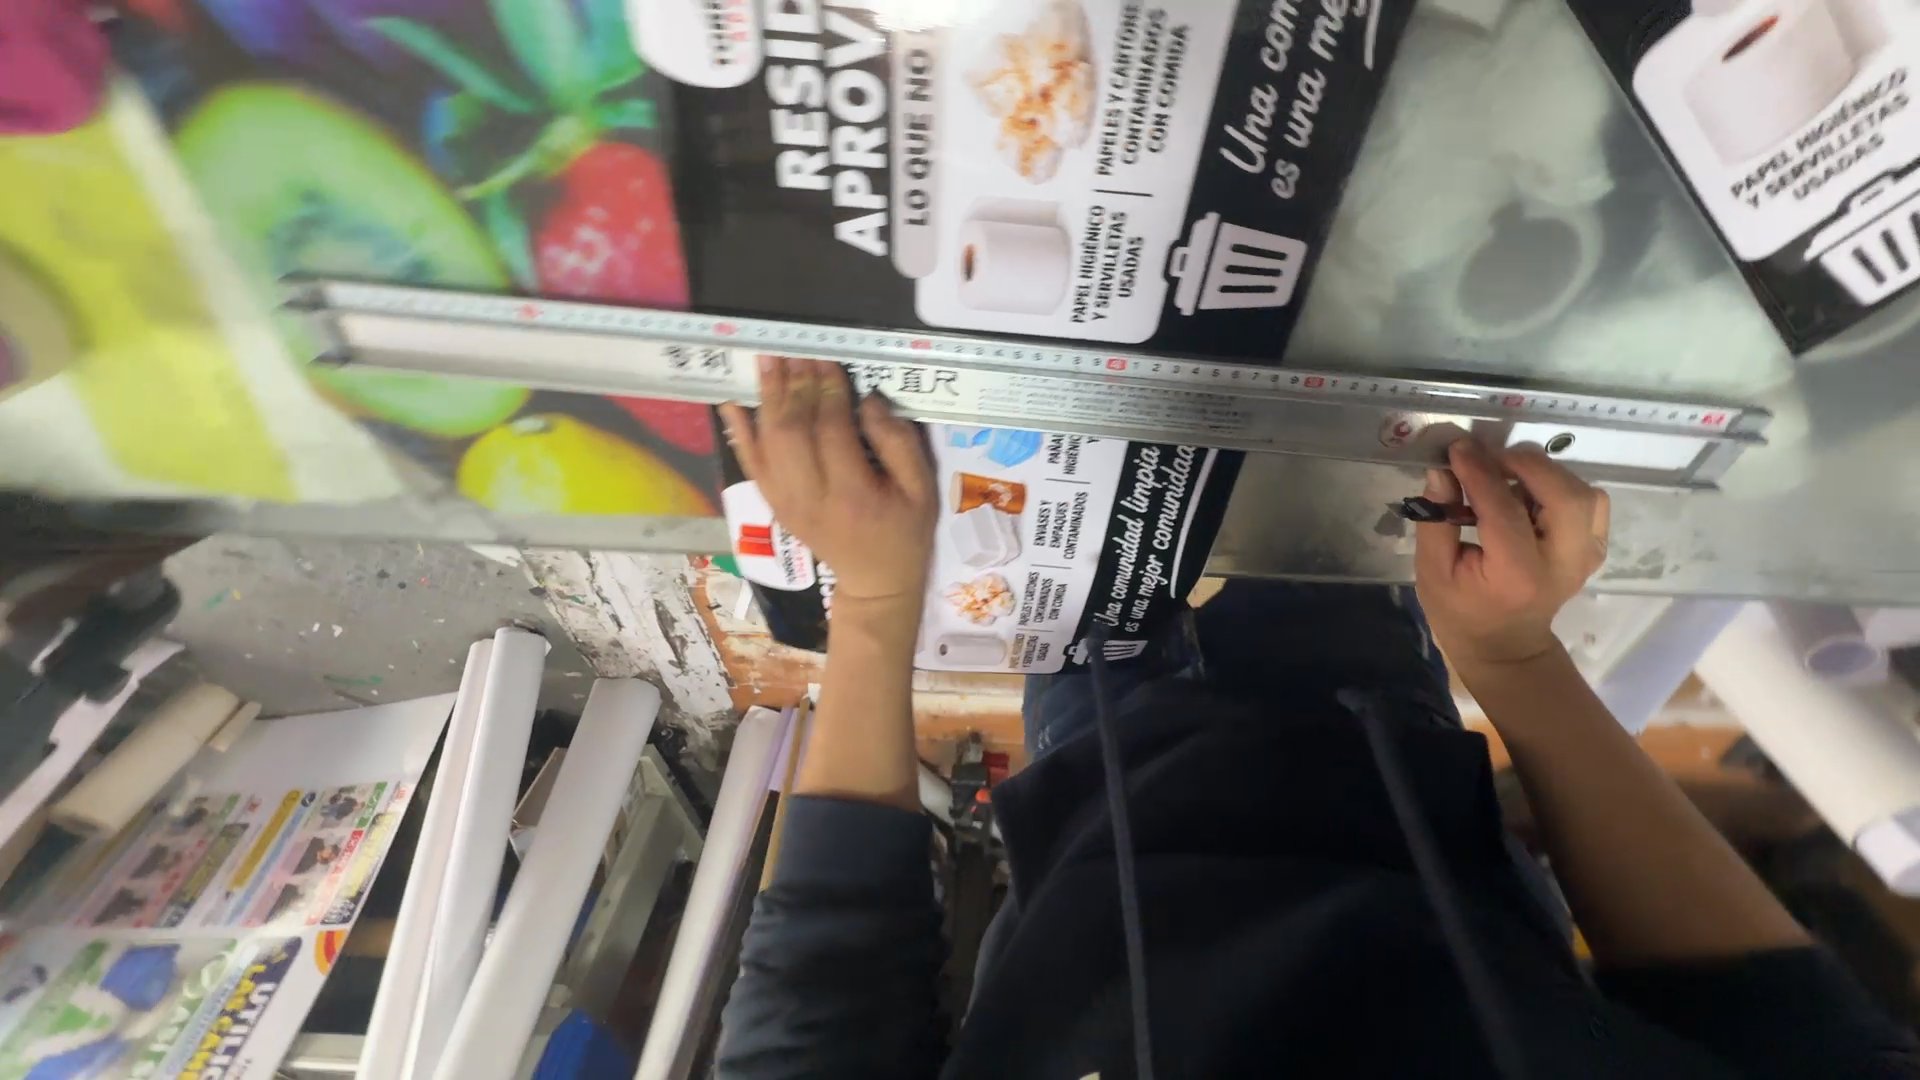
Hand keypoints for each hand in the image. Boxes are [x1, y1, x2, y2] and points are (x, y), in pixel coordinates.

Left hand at [719, 357, 936, 609]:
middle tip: (797, 352)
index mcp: (853, 494)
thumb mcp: (922, 491)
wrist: (874, 582)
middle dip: (794, 387)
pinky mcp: (775, 504)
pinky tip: (732, 401)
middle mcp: (811, 498)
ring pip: (767, 443)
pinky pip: (751, 463)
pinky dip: (739, 431)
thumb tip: (868, 401)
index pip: (832, 432)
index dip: (828, 392)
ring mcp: (786, 503)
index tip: (828, 360)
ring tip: (768, 360)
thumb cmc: (905, 534)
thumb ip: (899, 444)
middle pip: (792, 433)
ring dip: (766, 398)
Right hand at [1414, 439, 1609, 670]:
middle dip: (1526, 465)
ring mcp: (1586, 555)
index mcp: (1515, 574)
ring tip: (1505, 474)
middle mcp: (1563, 563)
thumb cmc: (1458, 611)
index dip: (1480, 472)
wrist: (1504, 644)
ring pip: (1584, 493)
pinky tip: (1527, 492)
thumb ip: (1436, 521)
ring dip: (1544, 474)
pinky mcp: (1592, 548)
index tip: (1459, 448)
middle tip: (1489, 456)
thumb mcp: (1431, 570)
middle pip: (1565, 496)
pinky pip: (1589, 502)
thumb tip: (1443, 472)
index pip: (1504, 510)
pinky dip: (1558, 486)